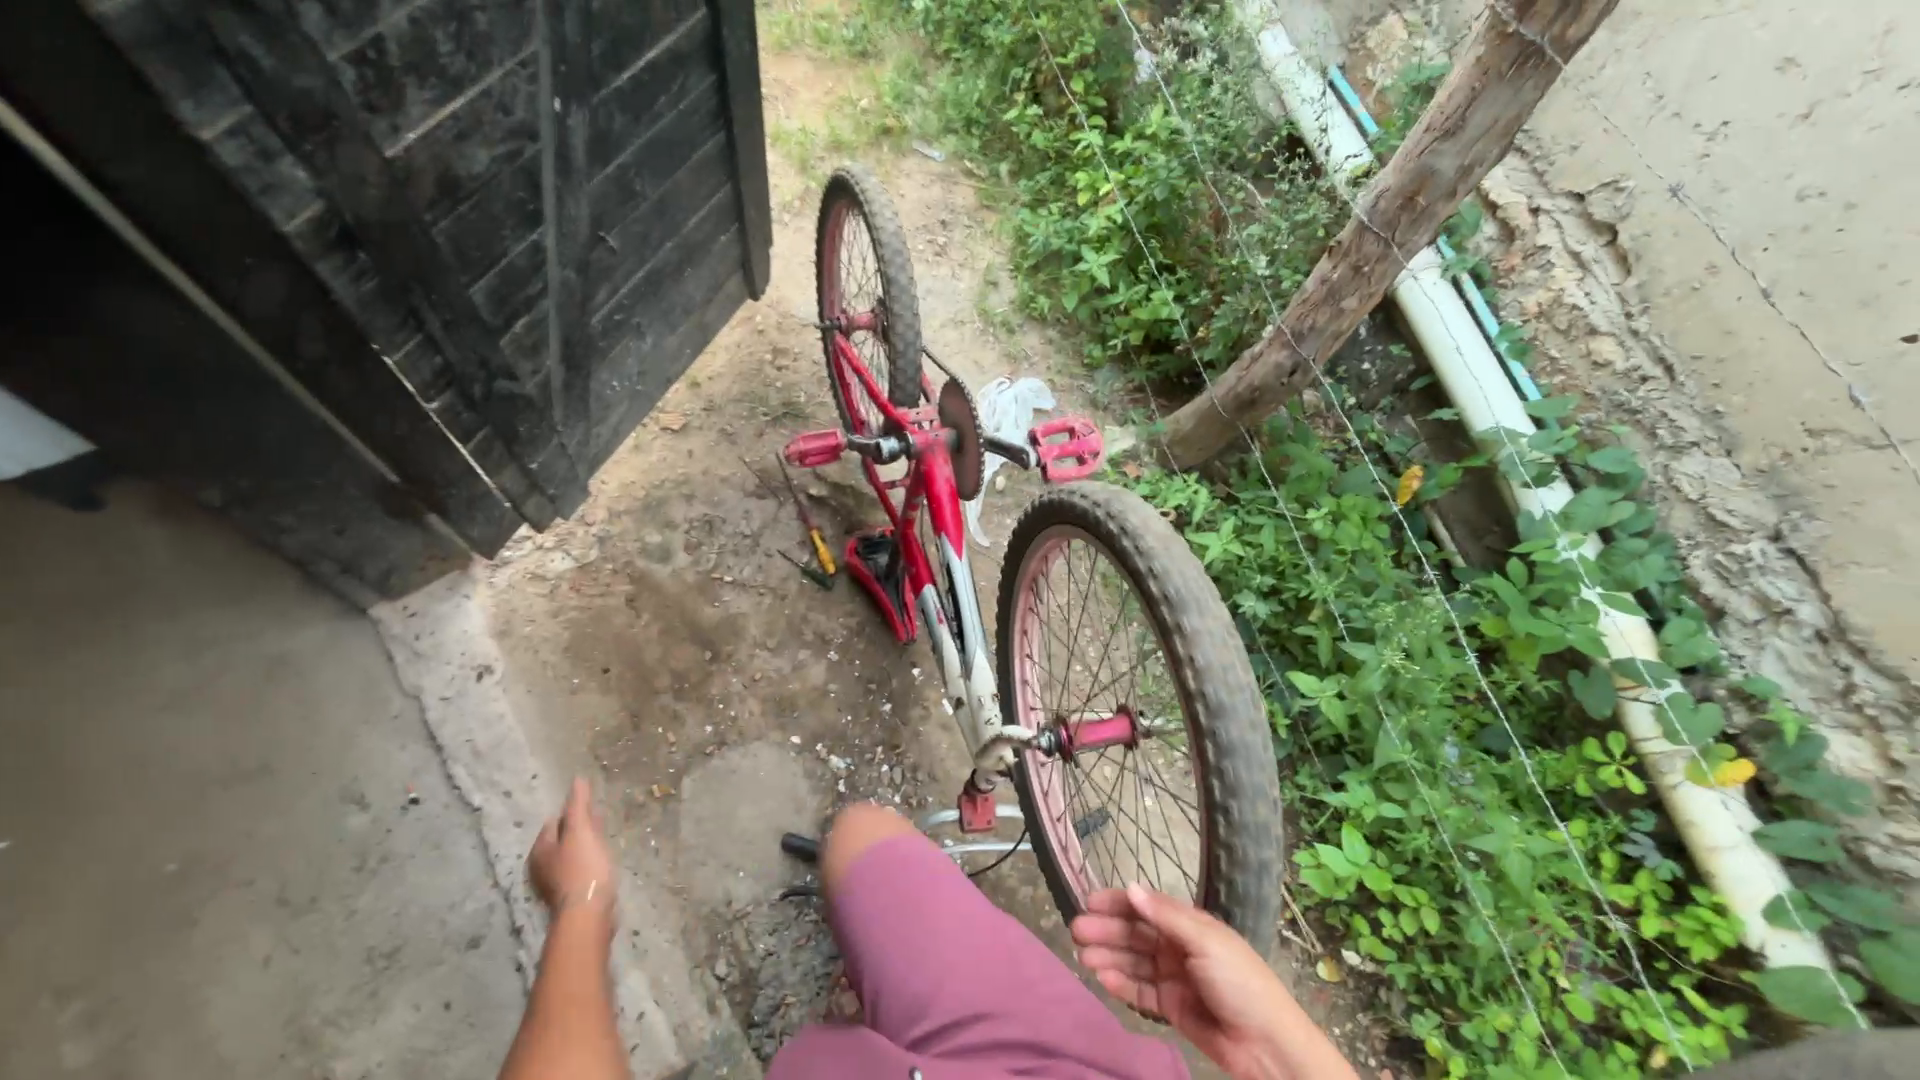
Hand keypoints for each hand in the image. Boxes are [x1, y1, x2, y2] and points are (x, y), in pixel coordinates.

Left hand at [528, 778, 616, 930]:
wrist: (587, 914)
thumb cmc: (582, 868)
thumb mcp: (581, 831)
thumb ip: (578, 805)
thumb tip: (577, 779)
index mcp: (540, 849)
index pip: (553, 822)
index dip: (570, 812)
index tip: (588, 806)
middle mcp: (542, 867)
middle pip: (560, 840)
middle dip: (576, 828)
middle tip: (595, 818)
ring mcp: (555, 884)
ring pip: (570, 856)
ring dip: (583, 845)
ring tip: (602, 837)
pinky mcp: (570, 897)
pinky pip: (579, 870)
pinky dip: (588, 861)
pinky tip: (601, 860)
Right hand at [1072, 884, 1354, 1079]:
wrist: (1267, 1044)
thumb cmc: (1240, 983)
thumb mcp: (1206, 941)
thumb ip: (1166, 916)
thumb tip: (1130, 887)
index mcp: (1190, 926)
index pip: (1147, 907)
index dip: (1119, 902)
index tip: (1089, 901)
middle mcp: (1179, 948)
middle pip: (1136, 934)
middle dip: (1107, 930)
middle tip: (1076, 931)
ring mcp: (1175, 978)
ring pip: (1134, 962)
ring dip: (1108, 956)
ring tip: (1082, 956)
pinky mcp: (1172, 1007)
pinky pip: (1141, 992)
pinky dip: (1121, 984)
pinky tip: (1102, 978)